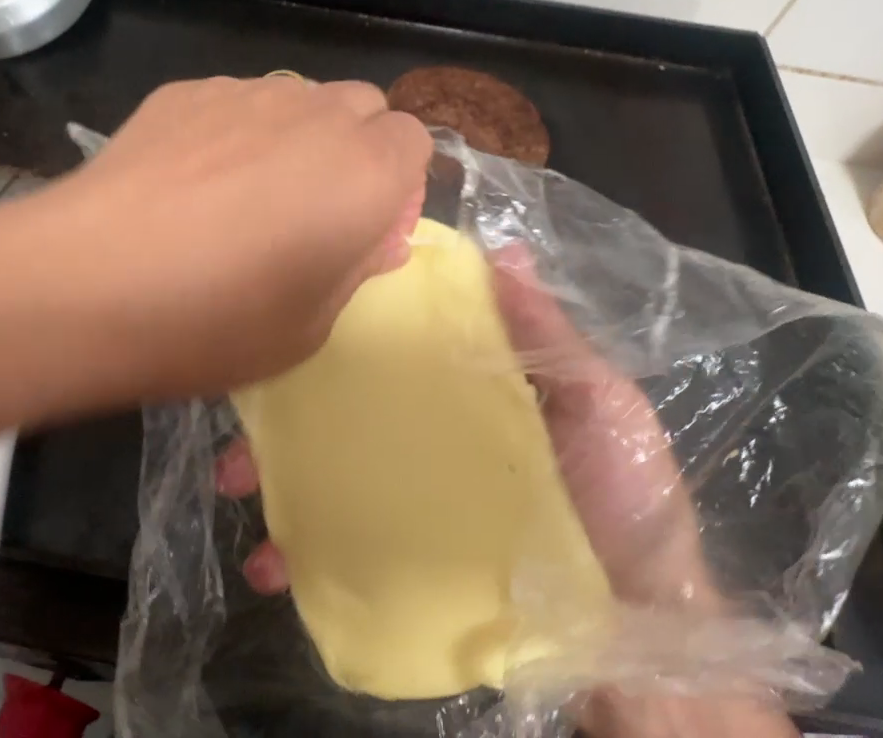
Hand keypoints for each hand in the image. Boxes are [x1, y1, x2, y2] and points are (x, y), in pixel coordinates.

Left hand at [0, 75, 429, 426]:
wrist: (80, 284)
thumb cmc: (210, 323)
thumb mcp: (307, 328)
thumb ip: (354, 269)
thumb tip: (371, 235)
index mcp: (364, 172)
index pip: (413, 142)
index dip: (394, 184)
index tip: (359, 229)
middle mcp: (314, 114)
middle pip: (361, 107)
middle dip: (352, 151)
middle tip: (307, 213)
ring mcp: (242, 93)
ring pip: (296, 99)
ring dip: (293, 137)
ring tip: (240, 197)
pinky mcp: (181, 91)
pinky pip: (233, 101)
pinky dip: (232, 131)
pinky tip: (186, 183)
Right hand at [214, 250, 796, 737]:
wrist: (644, 631)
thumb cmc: (629, 504)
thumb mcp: (602, 408)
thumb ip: (551, 339)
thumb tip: (504, 251)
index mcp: (469, 395)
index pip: (396, 352)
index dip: (344, 334)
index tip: (297, 318)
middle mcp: (429, 442)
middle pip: (344, 414)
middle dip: (285, 410)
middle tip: (245, 406)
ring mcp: (414, 503)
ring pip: (327, 476)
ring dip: (274, 478)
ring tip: (237, 485)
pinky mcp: (409, 564)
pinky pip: (341, 551)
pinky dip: (299, 554)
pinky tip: (272, 563)